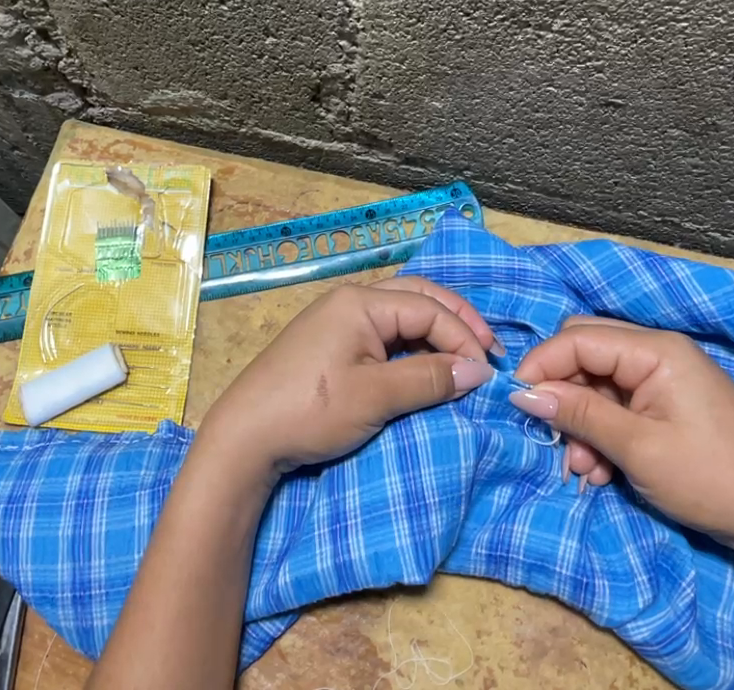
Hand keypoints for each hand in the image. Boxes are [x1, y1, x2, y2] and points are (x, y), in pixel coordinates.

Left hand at [197, 278, 499, 477]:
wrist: (245, 435)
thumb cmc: (310, 410)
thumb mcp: (375, 397)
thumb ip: (428, 378)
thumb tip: (479, 371)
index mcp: (360, 302)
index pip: (429, 308)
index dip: (464, 337)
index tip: (488, 374)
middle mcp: (350, 301)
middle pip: (417, 298)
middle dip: (457, 322)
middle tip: (488, 352)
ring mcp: (337, 319)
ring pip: (401, 313)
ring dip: (435, 332)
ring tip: (464, 359)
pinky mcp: (331, 342)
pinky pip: (383, 332)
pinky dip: (412, 345)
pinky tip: (426, 365)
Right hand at [508, 316, 733, 550]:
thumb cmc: (712, 478)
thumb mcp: (637, 448)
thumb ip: (579, 413)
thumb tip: (522, 393)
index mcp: (656, 350)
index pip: (577, 338)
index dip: (541, 366)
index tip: (517, 404)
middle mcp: (658, 353)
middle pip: (584, 352)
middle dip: (561, 393)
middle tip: (554, 436)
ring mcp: (665, 379)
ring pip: (597, 382)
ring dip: (581, 421)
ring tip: (584, 468)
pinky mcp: (669, 405)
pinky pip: (618, 404)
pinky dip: (601, 432)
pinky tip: (602, 469)